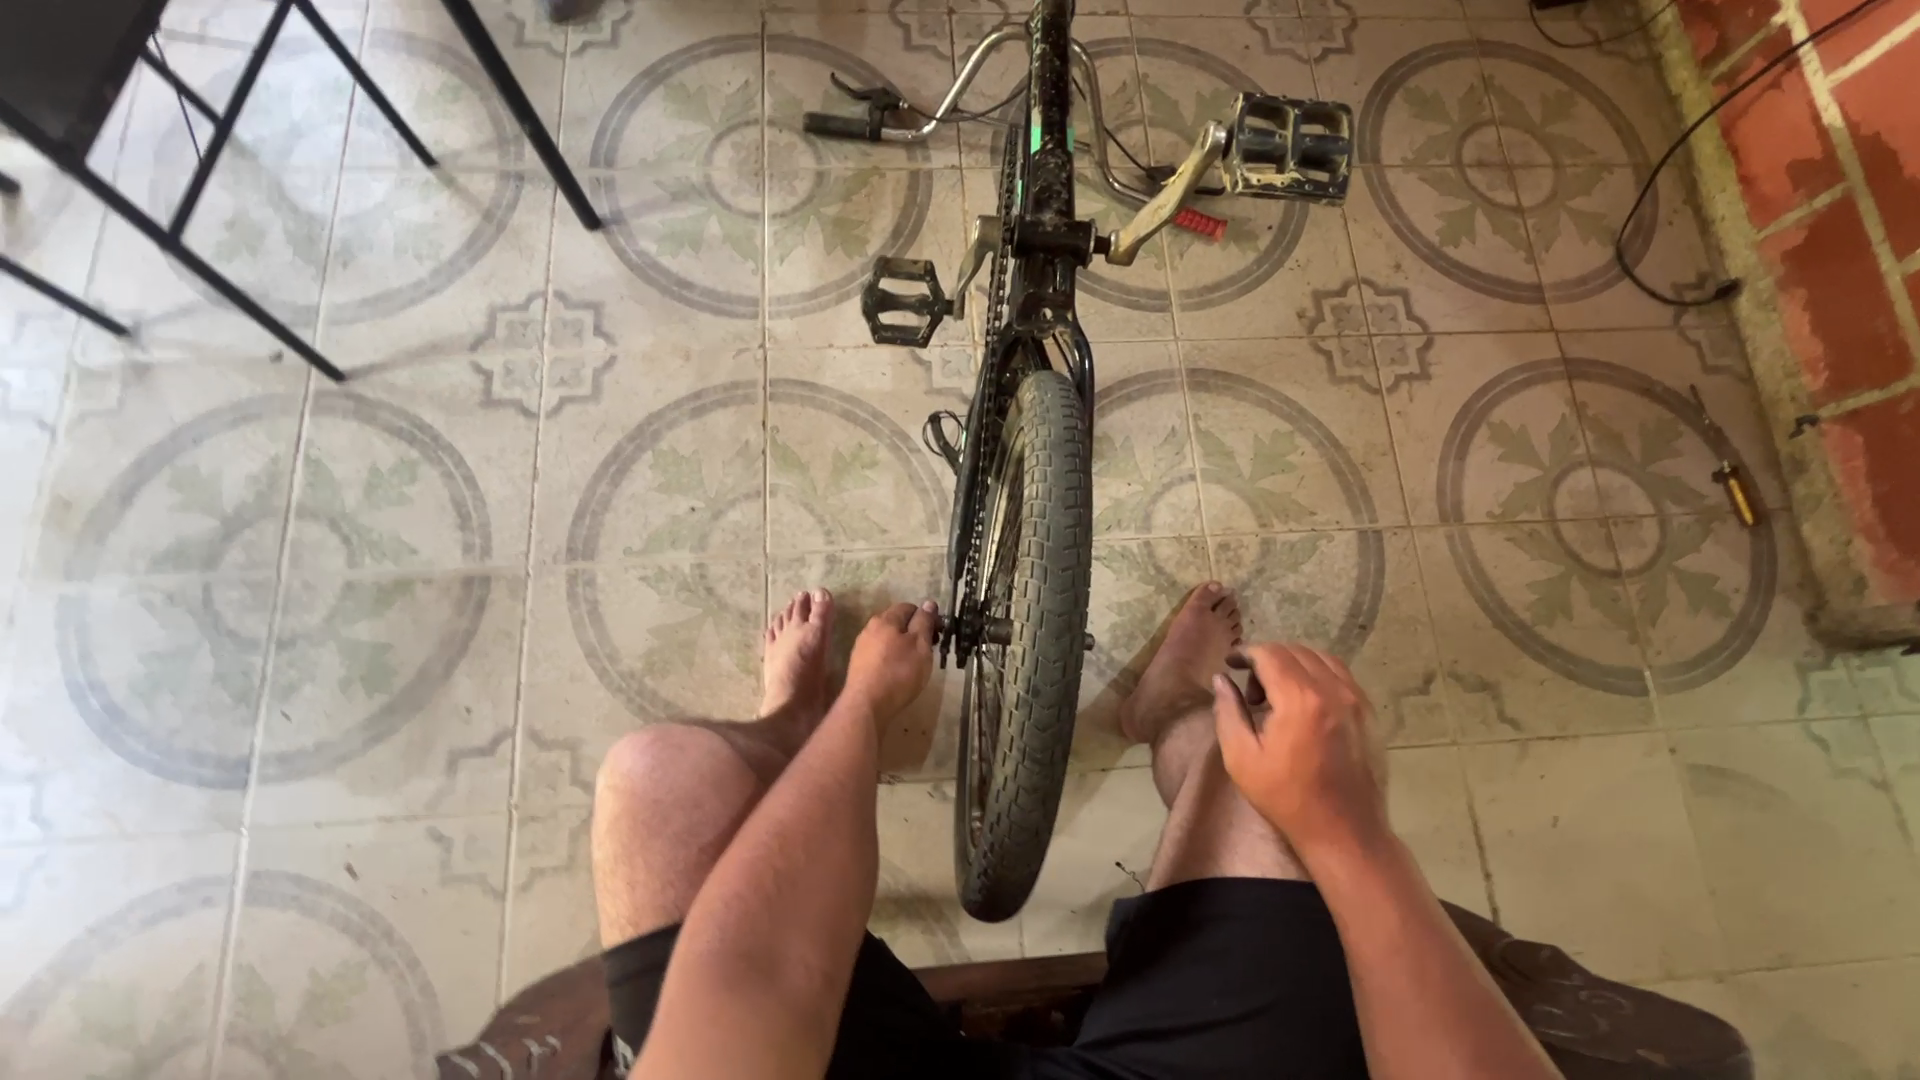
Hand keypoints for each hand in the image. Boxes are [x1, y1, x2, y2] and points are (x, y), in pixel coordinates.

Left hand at [842, 601, 938, 720]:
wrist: (867, 705)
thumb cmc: (899, 672)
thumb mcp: (920, 645)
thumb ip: (924, 622)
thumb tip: (928, 603)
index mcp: (885, 619)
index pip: (909, 607)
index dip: (926, 617)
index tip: (938, 634)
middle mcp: (870, 628)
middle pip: (897, 623)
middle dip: (915, 632)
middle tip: (929, 650)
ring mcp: (861, 647)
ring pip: (888, 640)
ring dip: (903, 646)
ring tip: (915, 664)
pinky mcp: (858, 665)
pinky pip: (880, 654)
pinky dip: (892, 658)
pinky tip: (898, 674)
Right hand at [1212, 643, 1389, 862]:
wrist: (1345, 831)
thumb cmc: (1287, 797)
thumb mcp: (1241, 758)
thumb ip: (1228, 711)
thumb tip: (1222, 680)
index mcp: (1300, 699)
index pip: (1270, 653)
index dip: (1245, 653)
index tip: (1230, 665)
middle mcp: (1333, 690)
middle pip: (1295, 651)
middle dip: (1267, 660)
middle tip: (1252, 692)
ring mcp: (1357, 700)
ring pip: (1321, 658)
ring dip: (1294, 663)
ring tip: (1280, 694)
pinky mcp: (1369, 713)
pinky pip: (1341, 675)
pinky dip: (1318, 674)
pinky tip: (1305, 702)